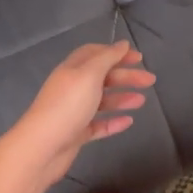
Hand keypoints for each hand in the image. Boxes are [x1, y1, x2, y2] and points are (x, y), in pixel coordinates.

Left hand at [5, 41, 153, 189]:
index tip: (138, 58)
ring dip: (122, 98)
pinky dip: (113, 121)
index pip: (95, 54)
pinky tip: (129, 122)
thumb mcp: (89, 74)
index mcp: (73, 70)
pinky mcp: (76, 134)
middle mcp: (72, 88)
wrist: (42, 147)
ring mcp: (73, 112)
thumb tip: (122, 44)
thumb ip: (107, 58)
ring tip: (142, 101)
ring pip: (101, 101)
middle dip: (126, 76)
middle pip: (102, 77)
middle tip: (150, 80)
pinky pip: (98, 125)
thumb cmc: (67, 106)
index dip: (116, 53)